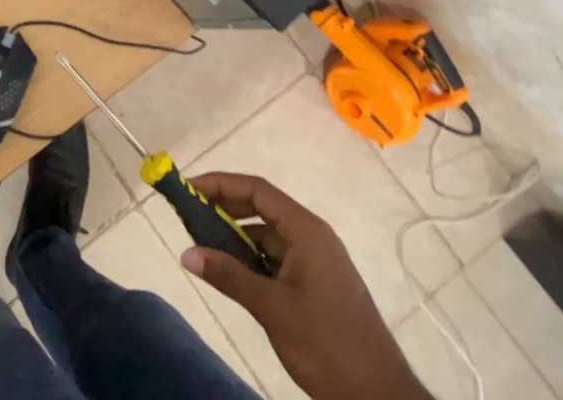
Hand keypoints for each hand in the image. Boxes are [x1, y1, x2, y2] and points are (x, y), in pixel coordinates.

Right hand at [182, 173, 429, 399]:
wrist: (377, 395)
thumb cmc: (327, 344)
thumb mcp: (272, 308)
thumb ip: (229, 276)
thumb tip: (186, 253)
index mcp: (307, 232)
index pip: (257, 191)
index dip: (220, 184)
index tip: (186, 189)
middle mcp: (311, 238)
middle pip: (260, 207)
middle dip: (222, 208)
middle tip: (185, 215)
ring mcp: (314, 261)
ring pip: (265, 236)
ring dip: (232, 237)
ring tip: (198, 245)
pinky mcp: (313, 284)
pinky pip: (273, 259)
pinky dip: (247, 259)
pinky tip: (225, 272)